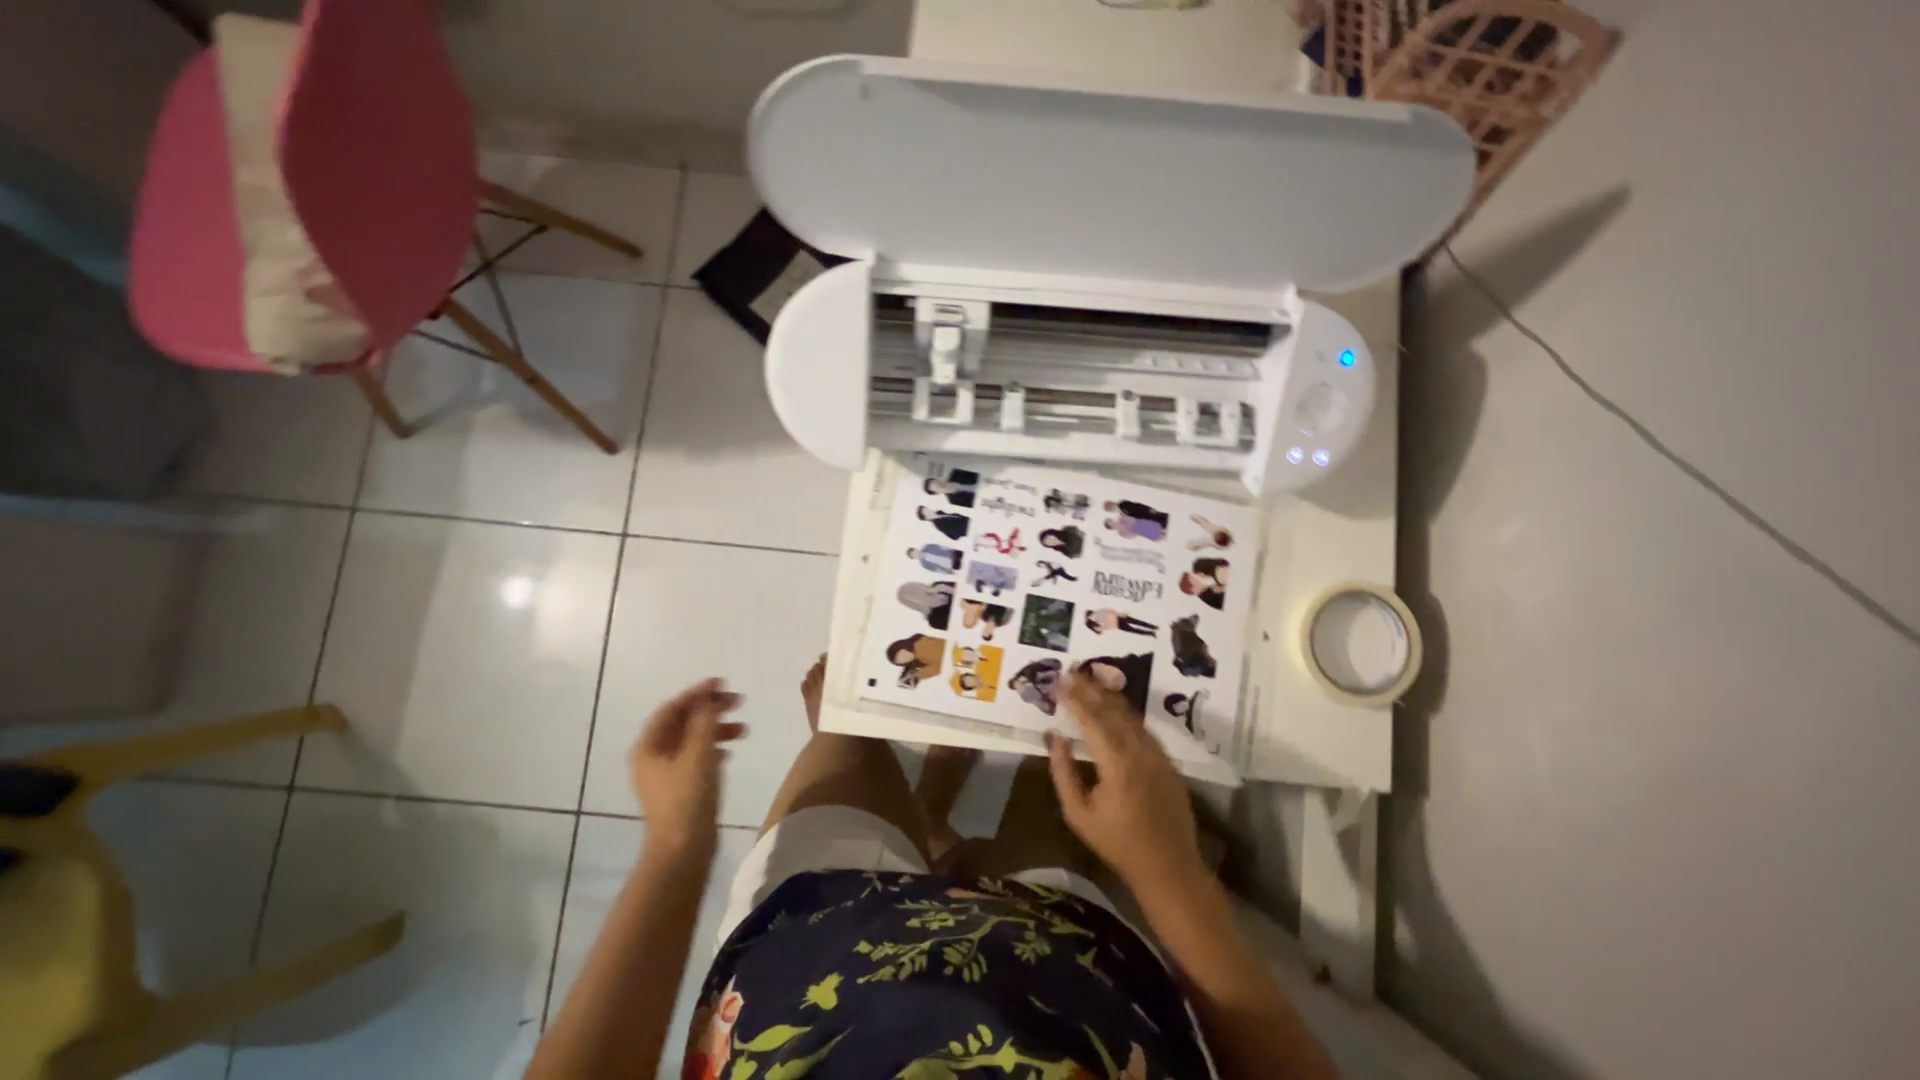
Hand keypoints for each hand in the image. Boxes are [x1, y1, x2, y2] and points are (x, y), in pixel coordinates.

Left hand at [629, 678, 744, 855]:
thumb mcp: (698, 754)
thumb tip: (708, 699)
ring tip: (743, 729)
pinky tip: (730, 752)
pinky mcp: (680, 790)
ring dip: (716, 730)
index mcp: (648, 747)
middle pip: (682, 723)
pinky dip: (713, 749)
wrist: (682, 851)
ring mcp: (665, 775)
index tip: (722, 683)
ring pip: (692, 741)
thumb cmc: (687, 799)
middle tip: (738, 702)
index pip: (672, 709)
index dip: (696, 693)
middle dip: (710, 710)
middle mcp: (652, 758)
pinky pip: (696, 758)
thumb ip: (704, 722)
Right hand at [1046, 673, 1204, 887]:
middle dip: (1092, 690)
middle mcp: (1140, 752)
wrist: (1168, 865)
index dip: (1075, 699)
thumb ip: (1063, 773)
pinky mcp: (1168, 762)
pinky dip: (1128, 715)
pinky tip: (1117, 709)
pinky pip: (1145, 730)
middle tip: (1073, 672)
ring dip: (1111, 698)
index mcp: (1116, 764)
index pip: (1092, 720)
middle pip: (1113, 711)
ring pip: (1132, 717)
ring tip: (1092, 682)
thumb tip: (1054, 737)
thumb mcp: (1079, 814)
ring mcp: (1158, 755)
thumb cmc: (1117, 843)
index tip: (1061, 681)